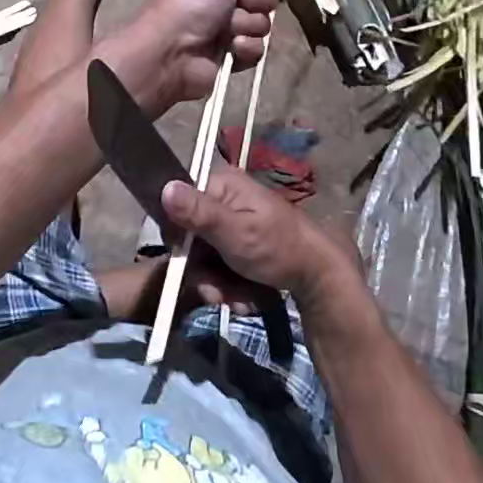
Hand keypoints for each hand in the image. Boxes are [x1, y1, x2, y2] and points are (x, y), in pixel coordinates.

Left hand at [96, 0, 286, 112]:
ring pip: (263, 22)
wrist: (169, 55)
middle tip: (244, 0)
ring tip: (229, 29)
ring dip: (249, 24)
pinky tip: (232, 47)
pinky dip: (246, 48)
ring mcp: (228, 27)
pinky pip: (257, 48)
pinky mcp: (233, 54)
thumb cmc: (189, 5)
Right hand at [160, 167, 359, 299]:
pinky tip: (246, 297)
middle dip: (203, 271)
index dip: (178, 238)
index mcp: (223, 185)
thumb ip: (199, 213)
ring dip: (218, 284)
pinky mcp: (243, 244)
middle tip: (218, 292)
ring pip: (205, 258)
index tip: (187, 261)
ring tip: (238, 298)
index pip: (176, 205)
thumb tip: (165, 187)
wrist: (318, 273)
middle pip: (190, 238)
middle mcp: (225, 199)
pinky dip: (230, 285)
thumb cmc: (278, 247)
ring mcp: (235, 223)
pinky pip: (222, 266)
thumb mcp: (235, 232)